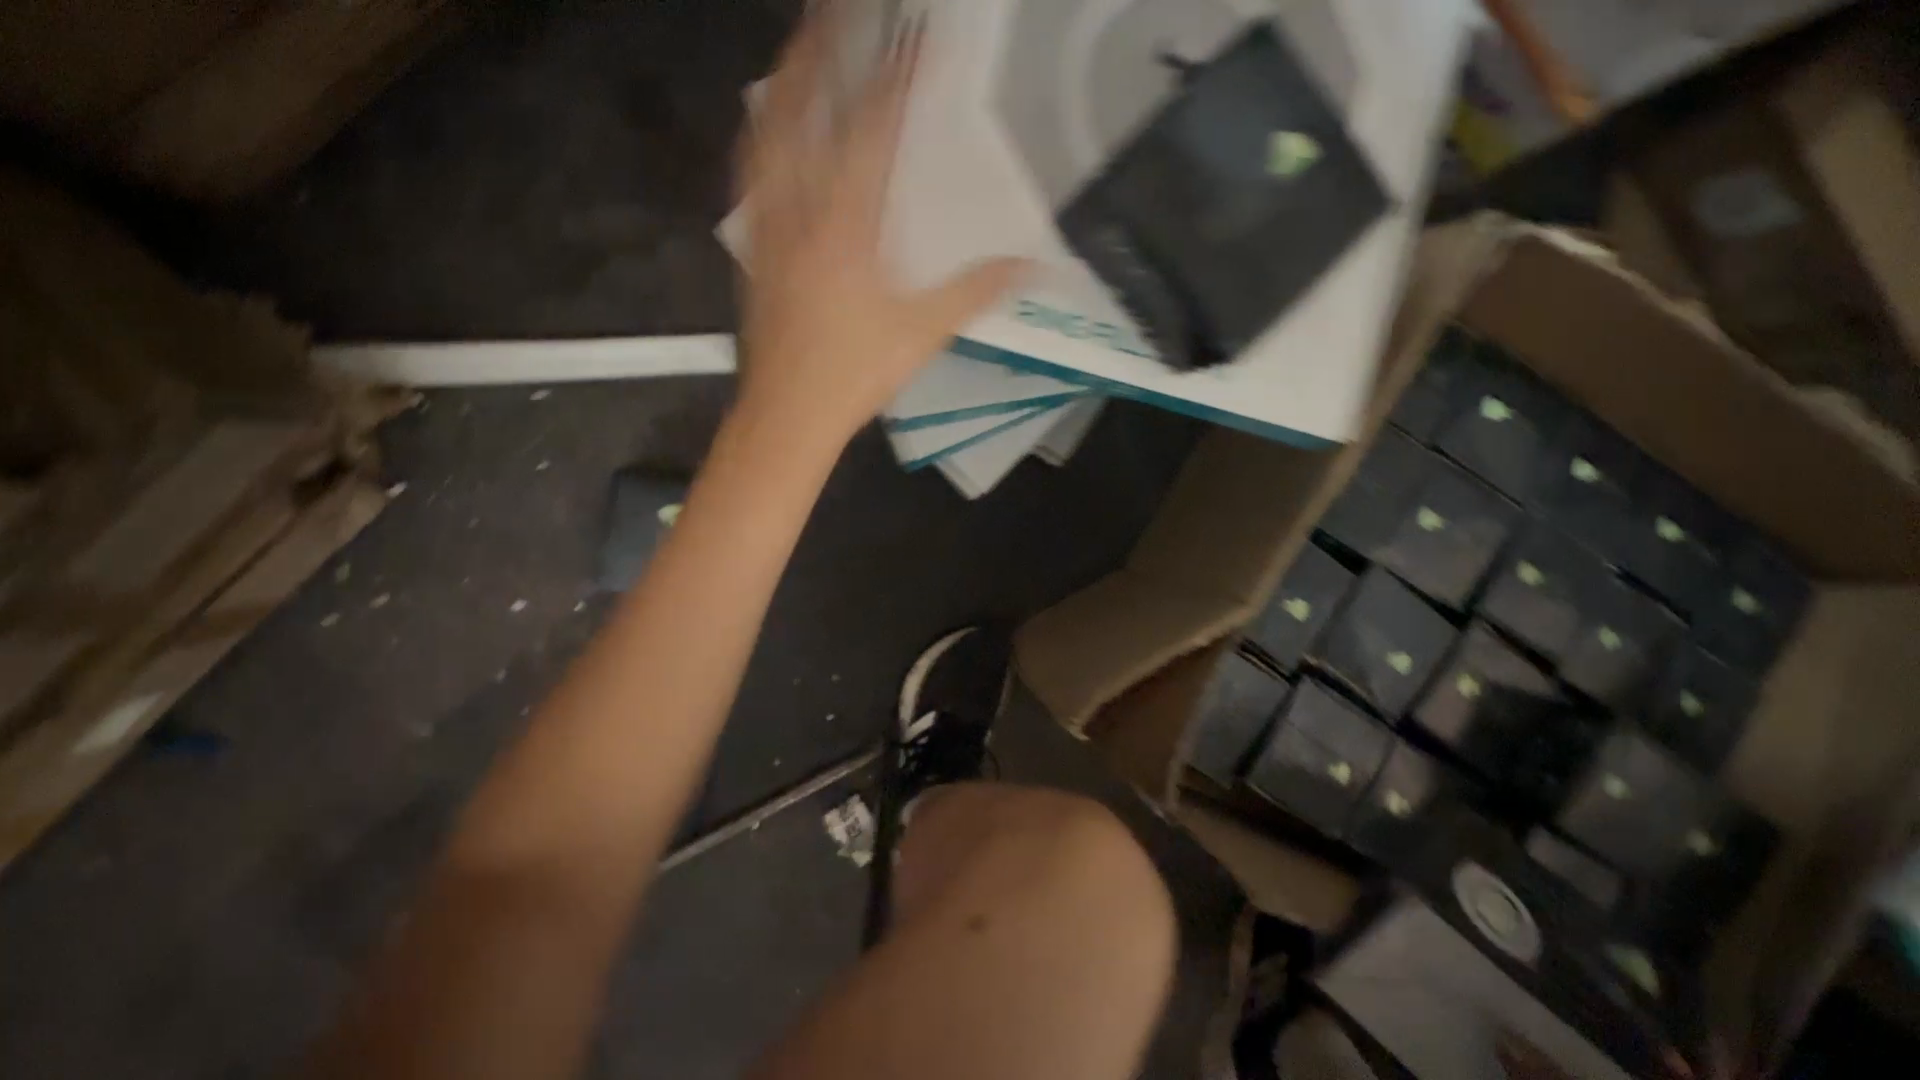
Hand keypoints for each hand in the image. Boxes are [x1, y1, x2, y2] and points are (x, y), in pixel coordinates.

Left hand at [735, 3, 1025, 447]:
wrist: (786, 412)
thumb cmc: (854, 372)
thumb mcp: (925, 332)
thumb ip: (978, 290)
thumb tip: (1036, 264)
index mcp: (848, 225)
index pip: (875, 131)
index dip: (899, 75)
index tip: (918, 34)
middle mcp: (801, 210)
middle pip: (804, 112)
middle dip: (822, 51)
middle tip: (836, 8)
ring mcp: (769, 224)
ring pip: (769, 136)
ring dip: (787, 83)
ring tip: (801, 45)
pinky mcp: (753, 244)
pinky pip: (752, 174)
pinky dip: (760, 136)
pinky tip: (767, 124)